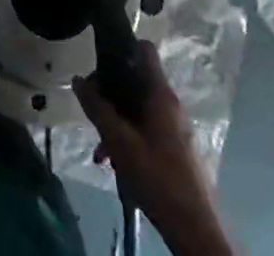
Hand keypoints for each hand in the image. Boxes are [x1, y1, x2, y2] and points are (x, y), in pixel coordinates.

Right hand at [76, 42, 235, 255]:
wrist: (194, 227)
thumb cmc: (157, 176)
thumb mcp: (119, 141)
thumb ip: (97, 108)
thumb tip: (79, 79)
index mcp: (161, 94)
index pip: (144, 50)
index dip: (121, 47)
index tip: (98, 61)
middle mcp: (170, 103)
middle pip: (135, 81)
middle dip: (110, 95)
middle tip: (91, 113)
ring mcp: (174, 125)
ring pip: (138, 108)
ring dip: (116, 122)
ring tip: (99, 150)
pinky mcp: (175, 145)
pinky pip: (146, 128)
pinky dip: (128, 137)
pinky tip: (114, 163)